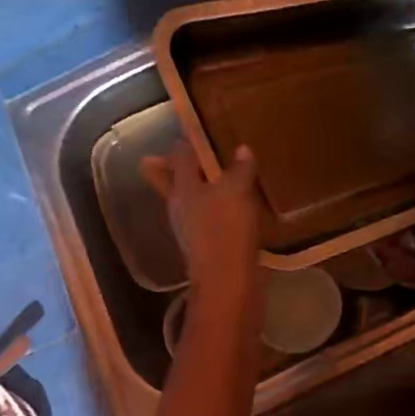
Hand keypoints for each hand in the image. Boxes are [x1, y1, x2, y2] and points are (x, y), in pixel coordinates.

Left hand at [141, 142, 262, 289]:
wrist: (226, 284)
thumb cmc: (226, 230)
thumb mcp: (237, 192)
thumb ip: (239, 170)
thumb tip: (242, 149)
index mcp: (182, 188)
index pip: (179, 156)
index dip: (186, 142)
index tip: (194, 131)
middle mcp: (179, 207)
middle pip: (173, 181)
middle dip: (177, 168)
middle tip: (189, 155)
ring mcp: (188, 230)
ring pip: (188, 202)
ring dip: (199, 191)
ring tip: (218, 181)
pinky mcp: (202, 249)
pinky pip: (204, 222)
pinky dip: (213, 212)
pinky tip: (229, 212)